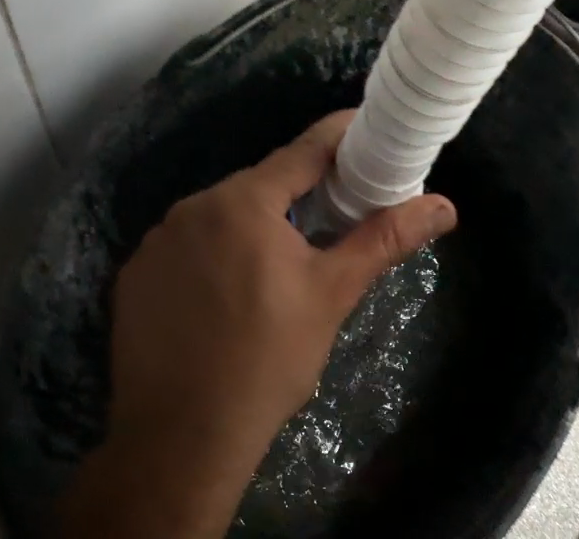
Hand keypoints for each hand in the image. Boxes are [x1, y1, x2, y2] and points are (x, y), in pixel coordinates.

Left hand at [58, 110, 457, 538]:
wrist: (180, 441)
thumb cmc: (267, 360)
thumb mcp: (332, 294)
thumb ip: (384, 239)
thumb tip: (444, 205)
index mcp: (244, 201)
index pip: (304, 150)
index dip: (340, 140)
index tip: (369, 138)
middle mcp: (193, 207)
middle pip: (260, 184)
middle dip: (299, 194)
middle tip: (335, 219)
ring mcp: (156, 241)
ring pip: (221, 216)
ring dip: (253, 227)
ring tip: (281, 267)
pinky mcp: (134, 277)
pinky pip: (186, 248)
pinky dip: (212, 257)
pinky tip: (227, 297)